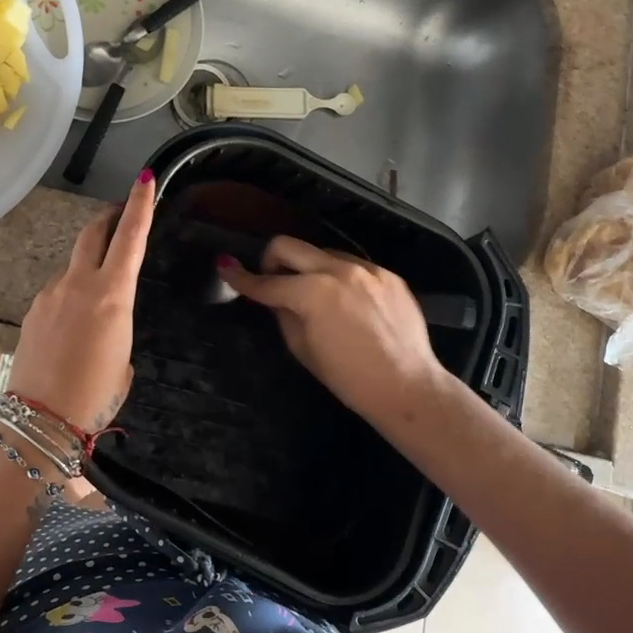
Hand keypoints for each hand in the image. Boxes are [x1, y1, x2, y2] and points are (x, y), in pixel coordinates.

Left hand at [7, 170, 155, 431]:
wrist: (40, 420)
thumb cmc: (95, 396)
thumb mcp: (123, 360)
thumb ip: (118, 327)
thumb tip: (106, 323)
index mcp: (111, 295)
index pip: (129, 237)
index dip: (140, 206)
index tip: (145, 179)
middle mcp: (78, 284)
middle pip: (93, 234)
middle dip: (108, 218)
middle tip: (120, 213)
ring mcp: (50, 295)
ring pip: (73, 265)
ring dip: (88, 265)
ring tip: (99, 295)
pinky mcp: (32, 311)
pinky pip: (56, 291)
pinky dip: (70, 294)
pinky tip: (73, 325)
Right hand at [217, 237, 443, 422]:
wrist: (407, 386)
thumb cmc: (349, 378)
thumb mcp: (302, 349)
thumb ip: (283, 314)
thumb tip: (275, 297)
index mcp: (312, 292)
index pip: (266, 282)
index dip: (241, 277)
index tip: (225, 268)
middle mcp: (338, 270)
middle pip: (289, 246)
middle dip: (272, 259)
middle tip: (272, 280)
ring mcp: (367, 269)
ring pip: (323, 253)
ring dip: (310, 269)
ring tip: (316, 297)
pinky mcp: (388, 275)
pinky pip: (354, 267)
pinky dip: (340, 279)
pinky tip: (348, 305)